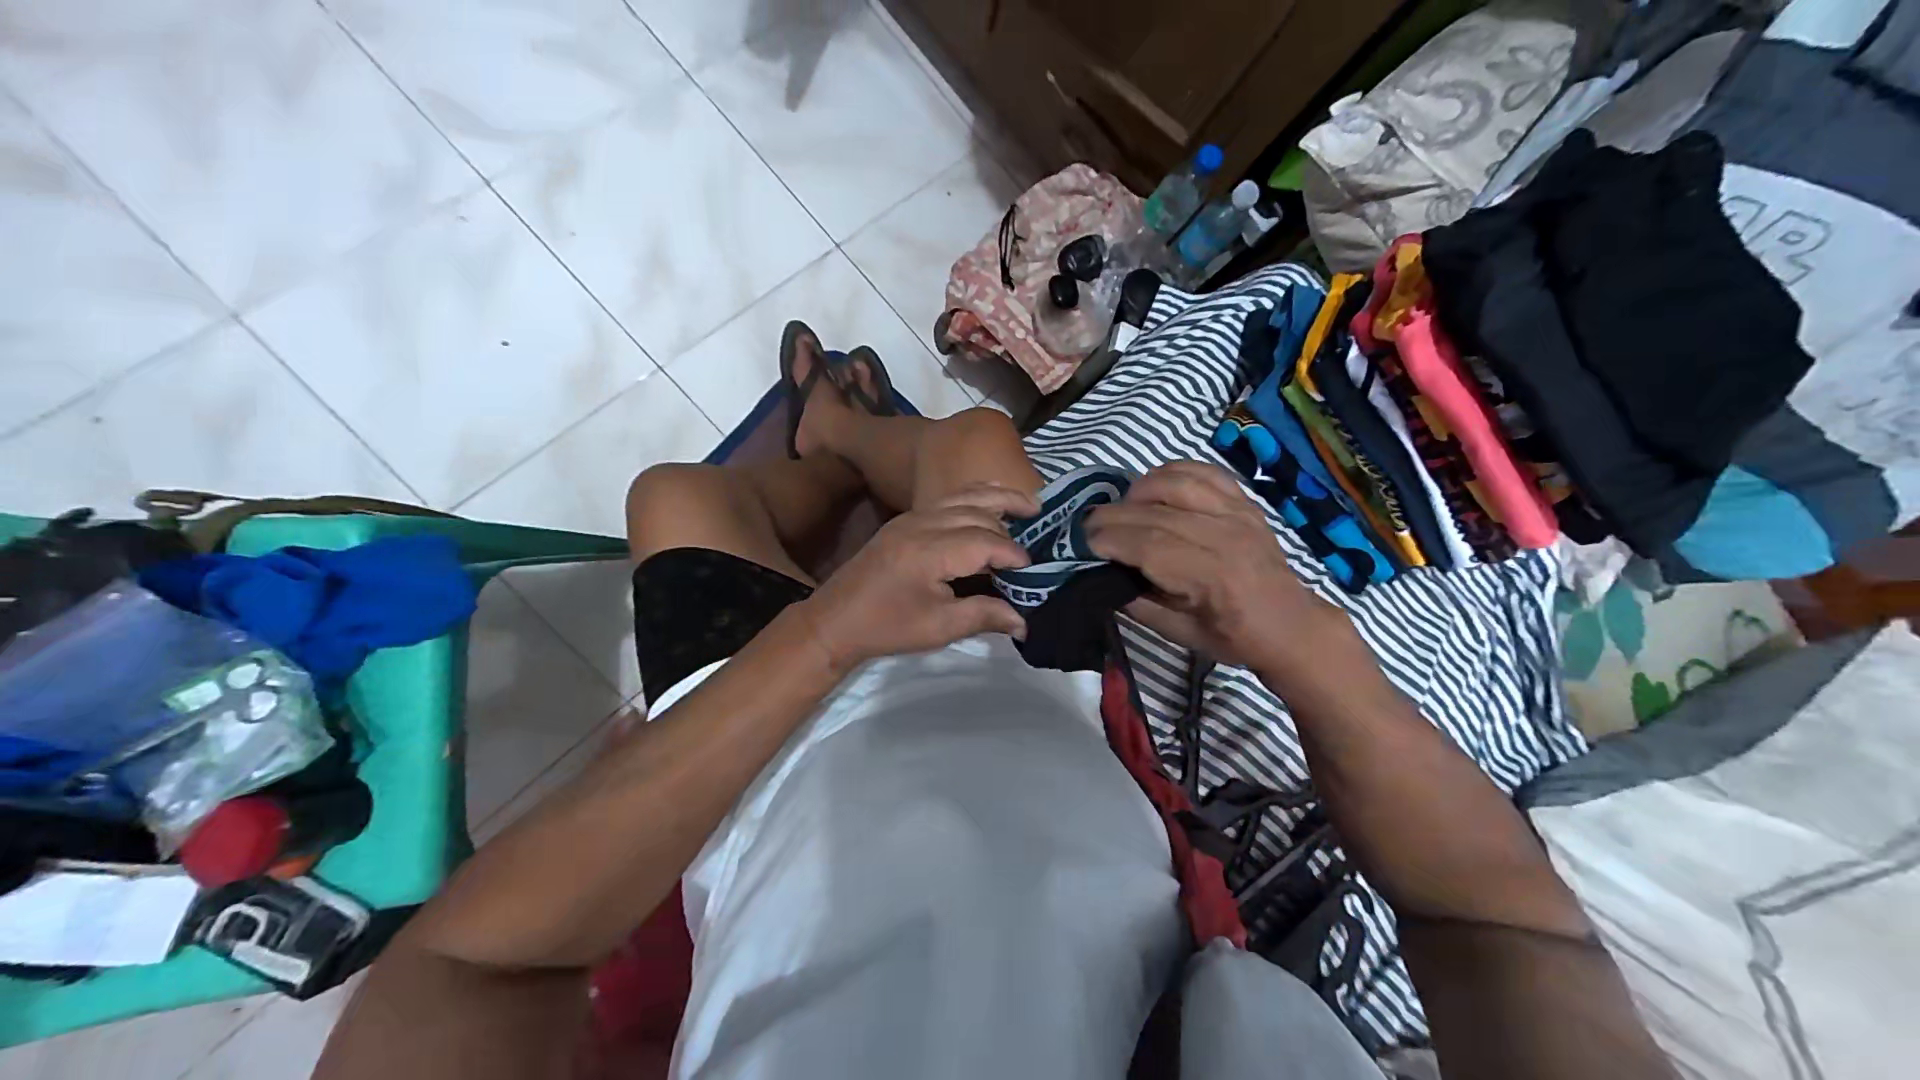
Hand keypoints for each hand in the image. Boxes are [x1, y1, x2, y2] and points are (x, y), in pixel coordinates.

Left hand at [795, 484, 1038, 671]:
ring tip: (1026, 503)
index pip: (985, 540)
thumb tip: (1024, 621)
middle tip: (1040, 527)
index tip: (1032, 569)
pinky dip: (973, 499)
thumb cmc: (887, 627)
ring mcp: (910, 518)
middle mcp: (922, 523)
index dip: (1013, 553)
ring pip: (962, 497)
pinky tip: (988, 506)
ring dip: (995, 497)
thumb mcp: (939, 628)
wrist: (834, 620)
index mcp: (930, 550)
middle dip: (1010, 520)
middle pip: (977, 511)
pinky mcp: (904, 521)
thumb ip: (984, 616)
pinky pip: (946, 500)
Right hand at [1085, 461, 1349, 675]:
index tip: (1083, 545)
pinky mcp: (1243, 502)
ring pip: (1176, 483)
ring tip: (1122, 507)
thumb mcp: (1178, 632)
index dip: (1108, 540)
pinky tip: (1155, 486)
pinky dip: (1172, 471)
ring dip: (1138, 490)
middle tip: (1088, 528)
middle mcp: (1224, 536)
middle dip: (1111, 516)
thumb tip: (1099, 576)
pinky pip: (1203, 471)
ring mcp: (1236, 513)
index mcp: (1210, 576)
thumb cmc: (1233, 636)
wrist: (1290, 624)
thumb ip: (1137, 602)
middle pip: (1153, 512)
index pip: (1147, 544)